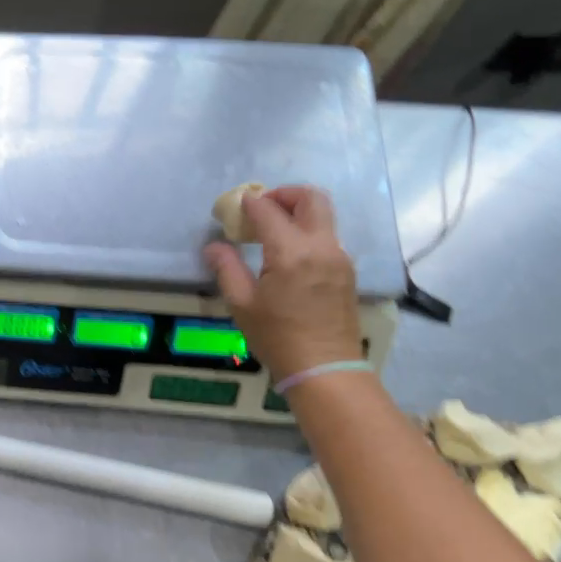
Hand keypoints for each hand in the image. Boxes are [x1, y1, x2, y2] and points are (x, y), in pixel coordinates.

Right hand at [203, 185, 362, 377]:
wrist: (324, 366)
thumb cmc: (277, 337)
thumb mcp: (242, 304)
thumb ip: (227, 268)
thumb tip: (214, 246)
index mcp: (291, 252)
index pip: (269, 211)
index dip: (249, 204)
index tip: (234, 206)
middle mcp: (321, 246)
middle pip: (311, 198)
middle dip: (284, 194)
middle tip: (261, 207)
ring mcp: (339, 256)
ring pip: (323, 215)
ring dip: (297, 212)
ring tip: (271, 231)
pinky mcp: (346, 270)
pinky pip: (327, 236)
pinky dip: (307, 231)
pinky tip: (288, 253)